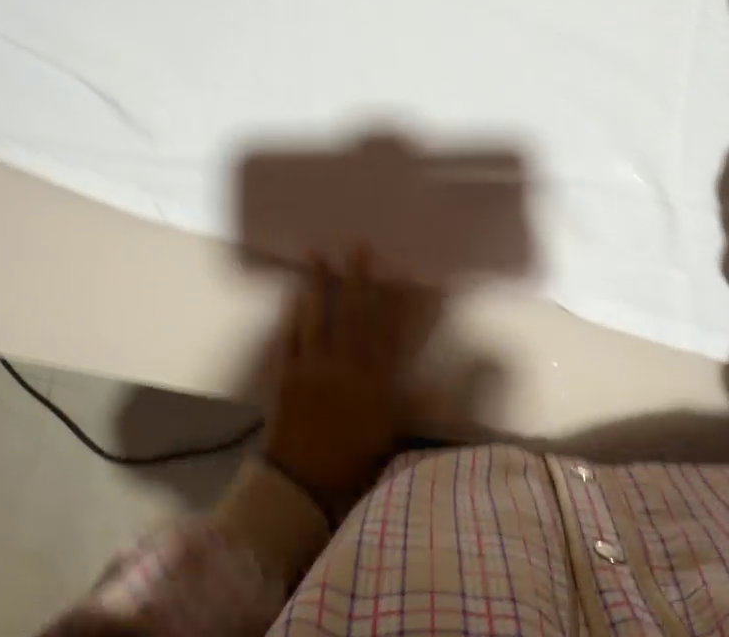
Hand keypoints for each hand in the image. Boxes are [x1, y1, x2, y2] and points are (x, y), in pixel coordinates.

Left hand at [263, 247, 430, 522]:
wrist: (303, 482)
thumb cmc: (353, 458)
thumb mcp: (391, 432)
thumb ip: (415, 402)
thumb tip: (442, 381)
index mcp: (374, 381)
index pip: (388, 331)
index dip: (397, 299)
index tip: (403, 270)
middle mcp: (344, 367)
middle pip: (352, 314)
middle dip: (357, 277)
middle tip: (358, 245)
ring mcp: (312, 367)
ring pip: (317, 317)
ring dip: (318, 283)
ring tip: (318, 253)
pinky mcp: (286, 373)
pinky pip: (290, 336)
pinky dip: (292, 312)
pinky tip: (295, 291)